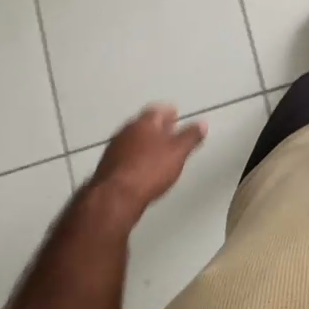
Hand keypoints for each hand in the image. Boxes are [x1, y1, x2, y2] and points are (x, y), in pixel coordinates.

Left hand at [86, 105, 205, 217]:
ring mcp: (113, 148)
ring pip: (132, 139)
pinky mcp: (106, 166)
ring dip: (144, 142)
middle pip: (143, 124)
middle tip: (168, 132)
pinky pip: (124, 155)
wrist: (115, 197)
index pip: (158, 110)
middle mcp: (126, 131)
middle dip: (156, 127)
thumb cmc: (150, 170)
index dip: (168, 112)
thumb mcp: (178, 153)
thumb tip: (202, 124)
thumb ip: (191, 137)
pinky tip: (140, 167)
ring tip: (156, 151)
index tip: (175, 115)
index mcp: (145, 123)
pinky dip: (134, 156)